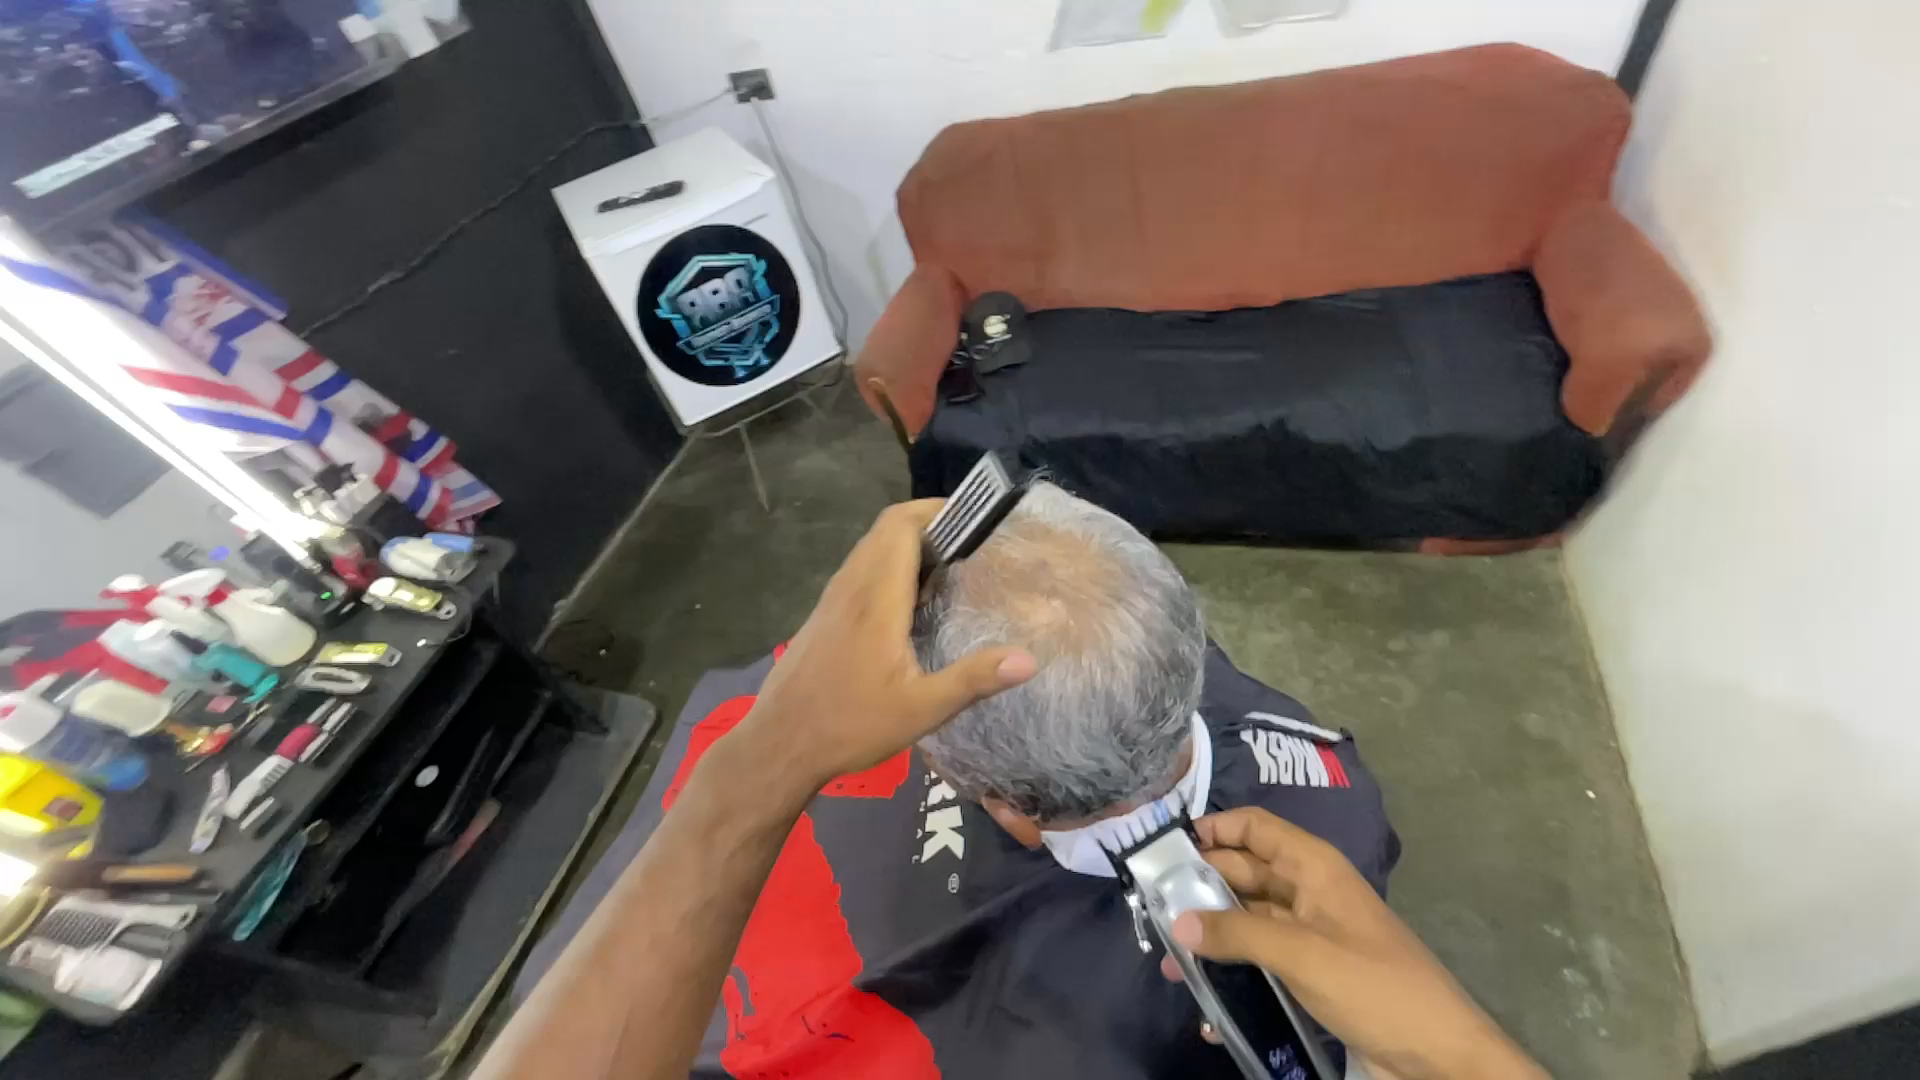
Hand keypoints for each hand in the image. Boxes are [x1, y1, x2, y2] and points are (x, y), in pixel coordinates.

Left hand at [730, 499, 1037, 791]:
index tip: (974, 518)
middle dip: (928, 523)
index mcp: (877, 598)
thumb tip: (1029, 659)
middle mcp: (852, 586)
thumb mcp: (921, 709)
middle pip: (886, 528)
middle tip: (970, 544)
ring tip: (948, 567)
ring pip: (870, 547)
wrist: (780, 743)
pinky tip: (909, 602)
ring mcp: (833, 599)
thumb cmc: (850, 725)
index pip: (901, 526)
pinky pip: (859, 569)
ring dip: (906, 543)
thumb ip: (974, 679)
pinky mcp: (824, 614)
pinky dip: (888, 565)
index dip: (935, 510)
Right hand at [1162, 808, 1546, 1079]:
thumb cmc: (1375, 986)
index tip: (1168, 849)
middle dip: (1200, 887)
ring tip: (1171, 962)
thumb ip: (1237, 933)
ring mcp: (1308, 933)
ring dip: (1211, 935)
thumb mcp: (1302, 954)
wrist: (1445, 1062)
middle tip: (1154, 909)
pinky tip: (1207, 1002)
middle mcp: (1306, 891)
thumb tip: (1177, 921)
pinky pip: (1259, 959)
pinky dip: (1233, 971)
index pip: (1254, 827)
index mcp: (1311, 867)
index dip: (1213, 828)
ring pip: (1246, 918)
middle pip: (1243, 872)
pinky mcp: (1309, 973)